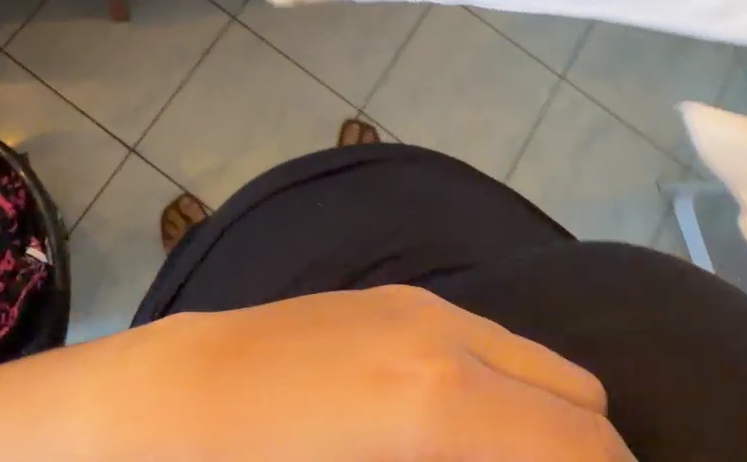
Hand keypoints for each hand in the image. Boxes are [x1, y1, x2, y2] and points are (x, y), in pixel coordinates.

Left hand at [92, 285, 634, 461]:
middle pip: (578, 397)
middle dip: (586, 456)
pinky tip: (456, 435)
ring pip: (531, 363)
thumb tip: (520, 453)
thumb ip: (481, 458)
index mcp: (446, 397)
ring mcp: (414, 305)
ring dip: (543, 423)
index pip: (589, 445)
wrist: (157, 401)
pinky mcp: (385, 300)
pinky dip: (499, 390)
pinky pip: (482, 344)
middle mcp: (445, 333)